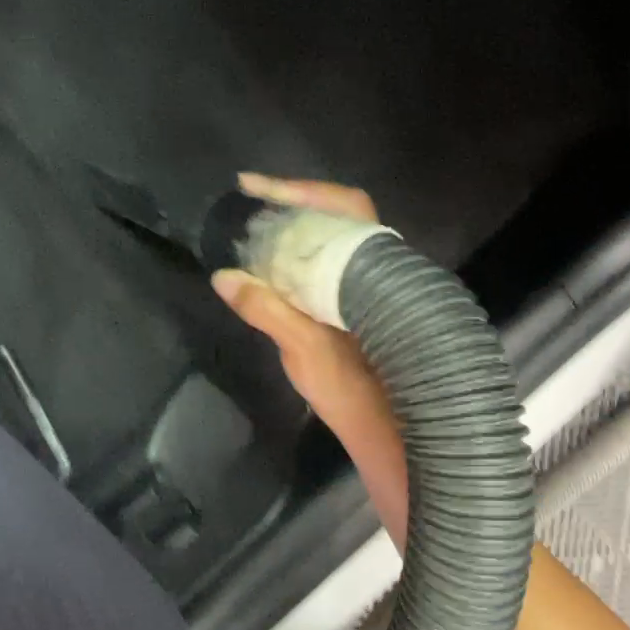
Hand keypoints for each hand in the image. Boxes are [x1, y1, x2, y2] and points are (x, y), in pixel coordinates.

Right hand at [214, 174, 410, 546]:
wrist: (404, 442)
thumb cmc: (358, 396)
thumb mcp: (304, 352)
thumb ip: (267, 310)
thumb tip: (225, 276)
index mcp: (374, 271)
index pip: (342, 207)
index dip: (298, 190)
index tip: (252, 186)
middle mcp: (385, 271)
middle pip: (342, 217)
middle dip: (293, 206)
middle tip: (248, 207)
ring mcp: (382, 291)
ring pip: (341, 243)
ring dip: (299, 233)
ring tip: (255, 234)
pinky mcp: (373, 312)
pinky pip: (338, 268)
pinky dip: (306, 261)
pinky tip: (278, 272)